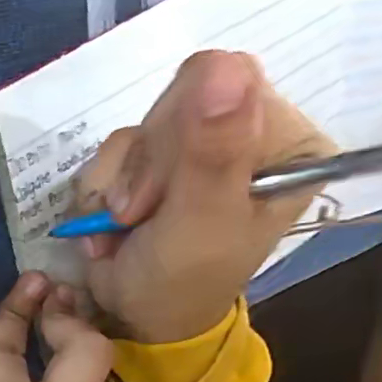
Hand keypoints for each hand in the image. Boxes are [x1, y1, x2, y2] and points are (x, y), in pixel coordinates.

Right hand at [74, 51, 336, 343]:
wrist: (136, 317)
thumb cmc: (182, 279)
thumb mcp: (201, 218)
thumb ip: (213, 149)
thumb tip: (223, 64)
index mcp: (284, 142)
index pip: (227, 82)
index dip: (180, 131)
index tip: (164, 191)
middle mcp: (243, 136)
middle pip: (175, 100)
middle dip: (142, 166)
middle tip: (137, 214)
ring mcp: (192, 150)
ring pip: (136, 130)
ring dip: (114, 184)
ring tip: (122, 226)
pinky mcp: (150, 166)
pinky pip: (110, 152)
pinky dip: (97, 191)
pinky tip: (108, 222)